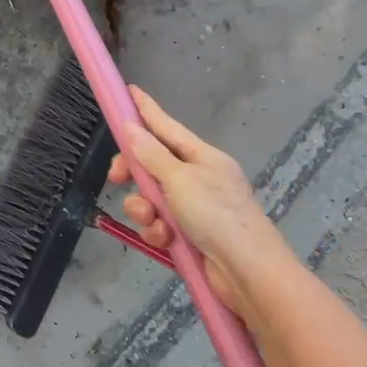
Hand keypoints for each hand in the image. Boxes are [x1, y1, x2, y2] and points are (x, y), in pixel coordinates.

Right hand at [107, 85, 290, 316]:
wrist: (251, 276)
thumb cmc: (218, 217)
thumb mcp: (180, 179)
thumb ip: (150, 153)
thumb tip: (129, 126)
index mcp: (203, 159)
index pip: (166, 126)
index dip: (145, 109)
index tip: (129, 90)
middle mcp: (199, 179)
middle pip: (150, 162)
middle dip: (132, 172)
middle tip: (116, 179)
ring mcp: (195, 208)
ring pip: (149, 195)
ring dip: (143, 208)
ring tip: (153, 222)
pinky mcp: (190, 234)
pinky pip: (158, 222)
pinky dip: (156, 230)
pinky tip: (164, 239)